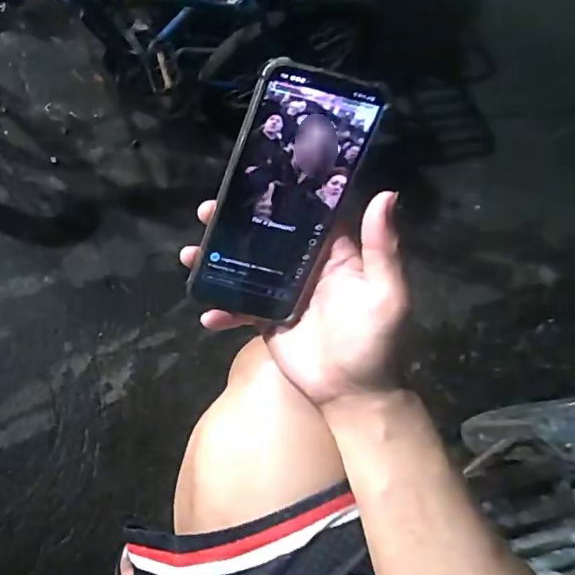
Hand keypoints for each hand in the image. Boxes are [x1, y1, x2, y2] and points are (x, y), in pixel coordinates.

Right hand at [181, 191, 406, 406]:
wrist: (350, 392)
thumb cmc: (374, 341)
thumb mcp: (386, 293)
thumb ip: (381, 248)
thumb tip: (385, 194)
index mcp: (332, 255)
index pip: (304, 217)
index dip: (278, 196)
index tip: (250, 182)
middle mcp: (302, 268)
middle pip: (263, 238)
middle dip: (231, 225)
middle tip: (205, 213)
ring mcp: (279, 293)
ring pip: (242, 268)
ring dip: (213, 261)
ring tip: (189, 255)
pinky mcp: (263, 318)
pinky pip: (236, 308)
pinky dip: (220, 311)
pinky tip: (207, 315)